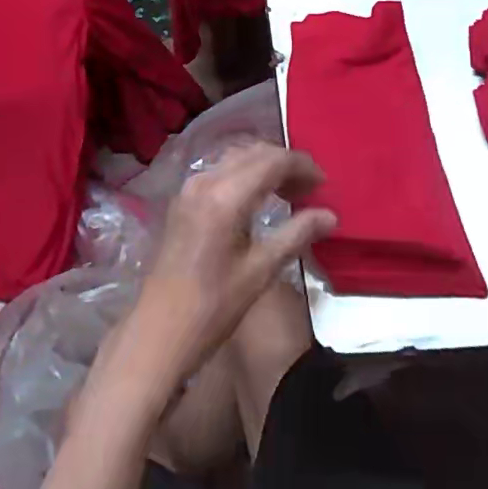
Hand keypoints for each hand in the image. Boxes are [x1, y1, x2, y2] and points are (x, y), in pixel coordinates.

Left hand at [133, 143, 336, 369]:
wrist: (157, 335)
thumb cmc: (212, 307)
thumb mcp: (261, 271)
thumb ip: (297, 234)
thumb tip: (331, 215)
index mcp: (225, 196)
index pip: (273, 160)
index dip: (303, 166)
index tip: (323, 185)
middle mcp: (205, 181)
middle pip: (254, 153)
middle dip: (286, 164)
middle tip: (310, 189)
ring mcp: (190, 189)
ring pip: (237, 159)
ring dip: (265, 167)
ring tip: (289, 193)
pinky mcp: (183, 201)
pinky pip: (222, 171)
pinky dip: (246, 175)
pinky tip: (259, 199)